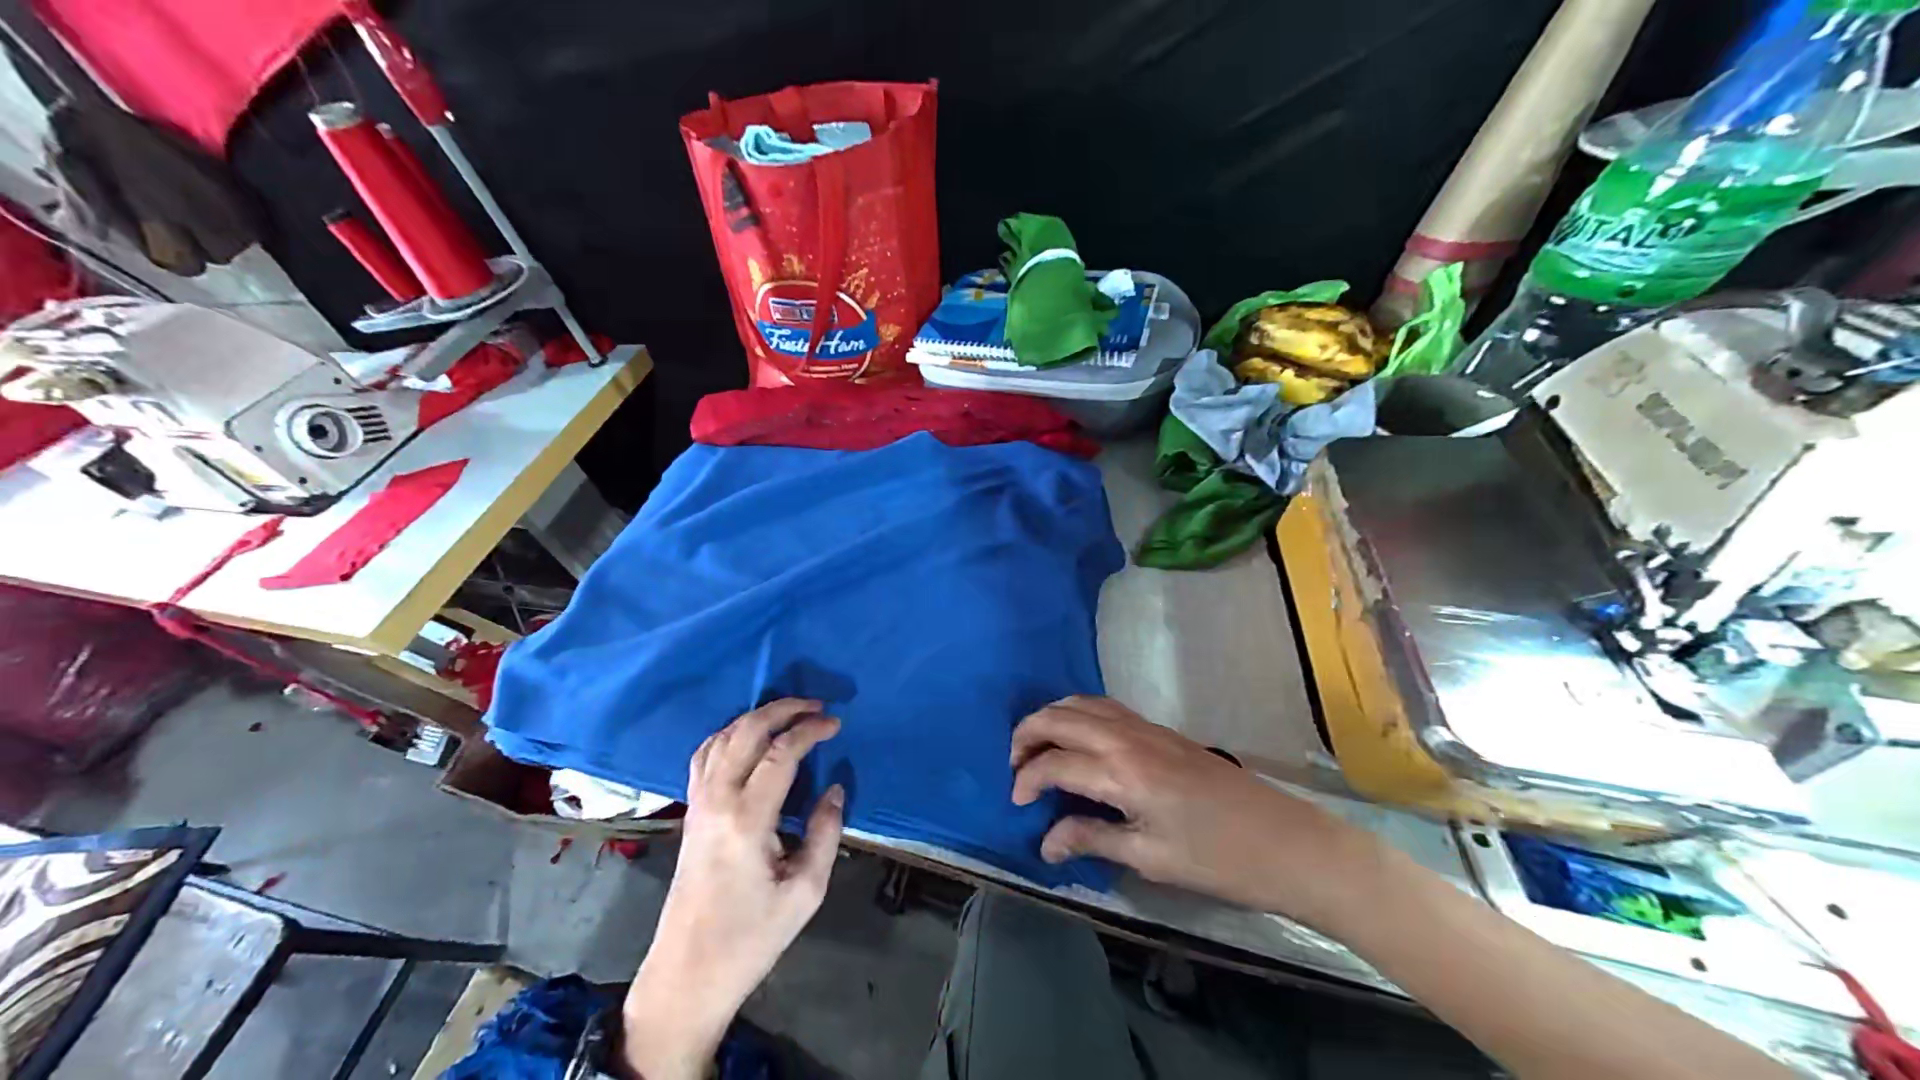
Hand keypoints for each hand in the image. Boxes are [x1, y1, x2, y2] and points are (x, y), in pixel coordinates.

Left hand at [621, 699, 843, 1079]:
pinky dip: (729, 733)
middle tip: (816, 705)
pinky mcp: (690, 812)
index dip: (810, 730)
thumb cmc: (752, 937)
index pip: (781, 752)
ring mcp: (697, 804)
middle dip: (783, 708)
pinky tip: (748, 737)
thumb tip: (834, 789)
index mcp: (747, 819)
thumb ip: (825, 833)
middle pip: (746, 731)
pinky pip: (704, 755)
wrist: (688, 972)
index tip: (836, 723)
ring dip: (756, 716)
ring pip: (722, 737)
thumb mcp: (806, 892)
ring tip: (789, 713)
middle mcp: (717, 800)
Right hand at [1011, 696, 1390, 928]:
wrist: (1289, 843)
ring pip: (1083, 703)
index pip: (1054, 764)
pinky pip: (1106, 707)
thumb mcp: (1150, 859)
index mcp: (1124, 772)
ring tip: (1038, 749)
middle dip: (1026, 735)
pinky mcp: (1162, 730)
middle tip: (1014, 767)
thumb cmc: (1219, 860)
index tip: (1017, 806)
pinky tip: (1078, 740)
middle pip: (1061, 717)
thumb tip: (1045, 842)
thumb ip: (1092, 838)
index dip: (1026, 781)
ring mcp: (1148, 728)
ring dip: (1052, 718)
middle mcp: (1129, 738)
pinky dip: (1078, 714)